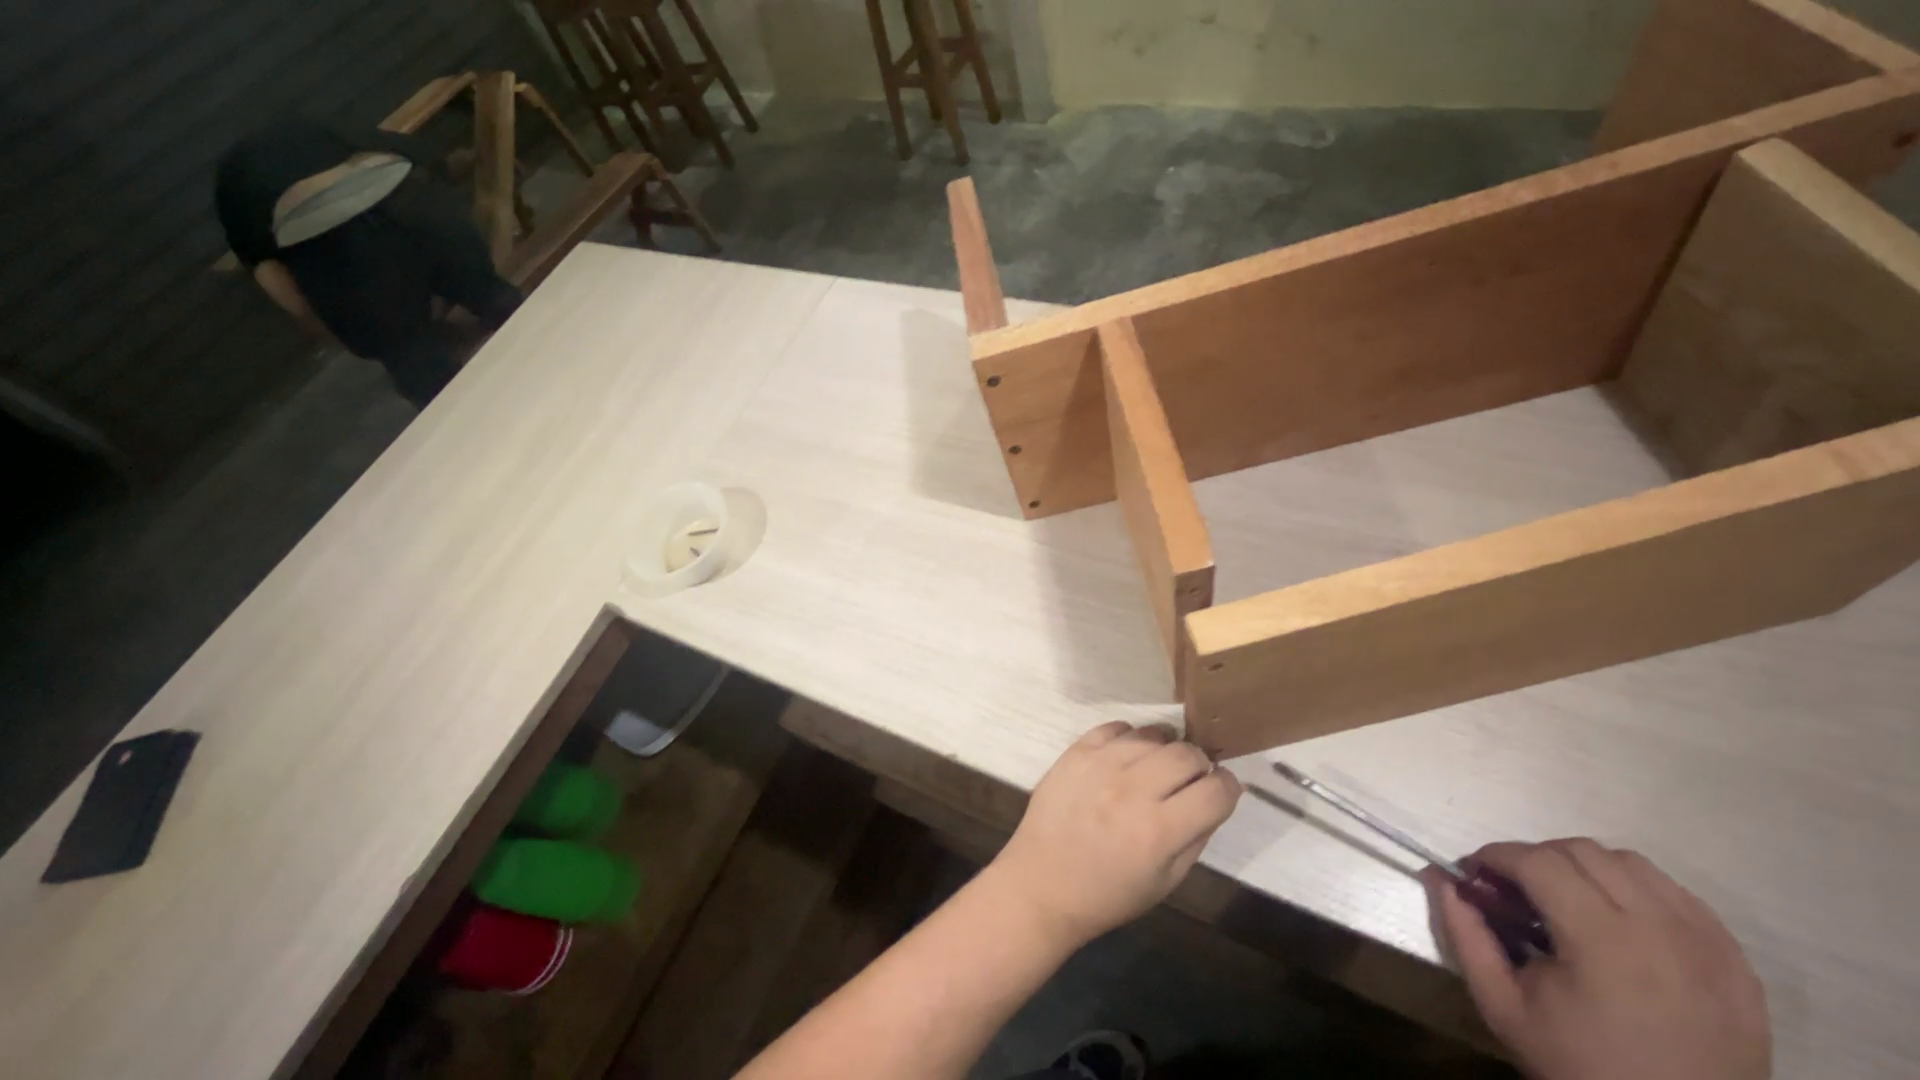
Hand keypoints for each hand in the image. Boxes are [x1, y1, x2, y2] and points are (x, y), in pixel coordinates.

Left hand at [983, 722, 1242, 948]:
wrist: (1041, 886)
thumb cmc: (1109, 894)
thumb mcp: (1167, 880)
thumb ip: (1199, 835)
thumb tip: (1220, 794)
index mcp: (1160, 831)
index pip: (1216, 790)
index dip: (1227, 788)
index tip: (1220, 791)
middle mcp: (1132, 791)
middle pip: (1187, 754)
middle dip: (1198, 765)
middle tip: (1188, 780)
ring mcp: (1100, 767)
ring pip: (1153, 735)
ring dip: (1165, 749)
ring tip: (1156, 768)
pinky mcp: (1075, 754)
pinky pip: (1116, 728)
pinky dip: (1130, 738)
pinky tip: (1127, 758)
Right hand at [1428, 839, 1770, 1079]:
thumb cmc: (1581, 1067)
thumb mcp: (1505, 1008)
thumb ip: (1467, 938)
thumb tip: (1441, 880)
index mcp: (1601, 939)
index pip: (1537, 861)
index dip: (1496, 856)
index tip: (1475, 873)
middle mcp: (1660, 925)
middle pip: (1582, 852)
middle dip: (1536, 858)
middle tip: (1515, 891)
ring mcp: (1706, 939)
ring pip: (1632, 863)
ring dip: (1588, 869)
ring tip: (1569, 903)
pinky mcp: (1735, 957)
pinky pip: (1677, 894)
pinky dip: (1638, 891)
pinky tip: (1621, 923)